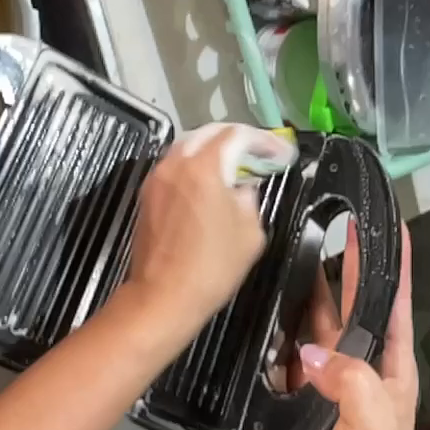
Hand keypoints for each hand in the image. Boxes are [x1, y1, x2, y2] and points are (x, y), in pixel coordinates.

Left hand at [118, 124, 273, 338]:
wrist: (162, 296)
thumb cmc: (211, 268)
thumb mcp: (250, 235)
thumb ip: (250, 200)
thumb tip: (240, 189)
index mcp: (204, 168)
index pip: (236, 135)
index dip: (264, 140)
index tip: (282, 152)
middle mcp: (176, 164)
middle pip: (208, 133)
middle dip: (236, 138)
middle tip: (259, 152)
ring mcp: (157, 178)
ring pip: (187, 146)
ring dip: (213, 149)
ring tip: (235, 165)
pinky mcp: (147, 194)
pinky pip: (174, 166)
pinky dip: (195, 165)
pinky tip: (209, 183)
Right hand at [280, 221, 417, 429]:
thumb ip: (353, 387)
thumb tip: (311, 353)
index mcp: (388, 361)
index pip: (394, 300)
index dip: (393, 261)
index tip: (390, 222)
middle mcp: (357, 355)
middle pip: (350, 295)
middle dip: (344, 256)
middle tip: (329, 214)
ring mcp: (325, 367)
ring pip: (313, 312)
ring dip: (303, 282)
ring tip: (285, 243)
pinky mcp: (296, 379)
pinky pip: (283, 339)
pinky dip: (273, 316)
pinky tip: (258, 291)